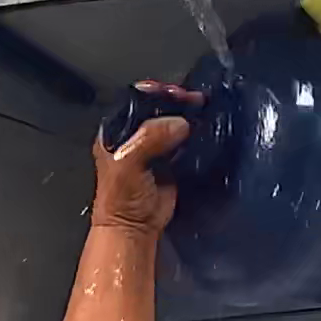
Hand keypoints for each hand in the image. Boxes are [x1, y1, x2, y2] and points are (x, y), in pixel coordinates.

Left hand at [90, 82, 202, 235]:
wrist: (135, 228)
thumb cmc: (121, 198)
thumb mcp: (129, 163)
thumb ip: (150, 139)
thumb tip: (180, 124)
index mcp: (116, 131)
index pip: (135, 101)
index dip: (153, 92)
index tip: (171, 91)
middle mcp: (134, 136)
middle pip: (157, 108)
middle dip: (174, 100)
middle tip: (191, 98)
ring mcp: (154, 147)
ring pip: (172, 121)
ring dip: (187, 113)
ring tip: (201, 106)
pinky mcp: (171, 160)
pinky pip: (185, 140)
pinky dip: (195, 131)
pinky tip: (204, 125)